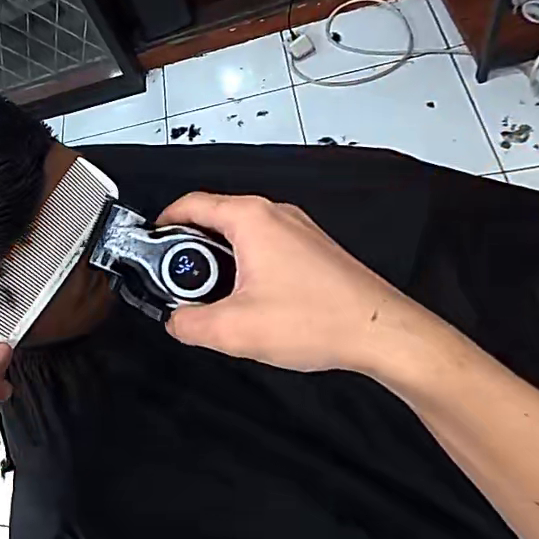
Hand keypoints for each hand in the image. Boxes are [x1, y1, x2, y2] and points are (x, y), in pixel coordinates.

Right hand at [157, 192, 456, 375]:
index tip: (151, 245)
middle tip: (180, 278)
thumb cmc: (319, 321)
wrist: (387, 335)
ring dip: (217, 256)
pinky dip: (243, 262)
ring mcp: (297, 228)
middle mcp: (274, 213)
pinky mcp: (312, 247)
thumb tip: (175, 320)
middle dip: (189, 246)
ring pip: (239, 231)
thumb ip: (187, 324)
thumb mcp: (233, 330)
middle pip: (213, 216)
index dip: (162, 223)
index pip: (190, 204)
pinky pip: (262, 242)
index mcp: (251, 218)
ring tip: (214, 293)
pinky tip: (248, 296)